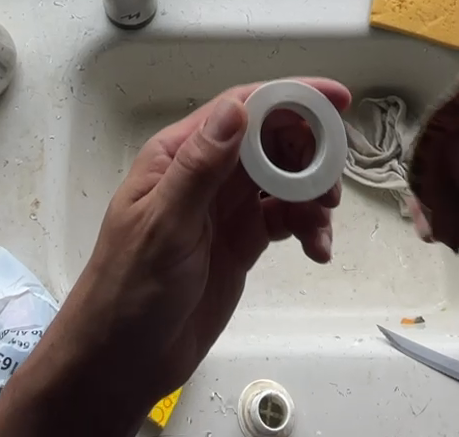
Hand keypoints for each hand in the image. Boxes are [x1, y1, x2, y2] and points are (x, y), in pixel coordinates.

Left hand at [0, 80, 350, 436]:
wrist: (123, 360)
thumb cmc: (131, 287)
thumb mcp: (165, 224)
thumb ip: (201, 166)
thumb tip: (237, 108)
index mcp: (179, 154)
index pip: (240, 109)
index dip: (289, 98)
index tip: (336, 100)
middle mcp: (206, 172)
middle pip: (269, 140)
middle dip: (308, 151)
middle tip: (333, 180)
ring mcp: (224, 207)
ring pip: (282, 179)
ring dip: (311, 192)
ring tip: (324, 222)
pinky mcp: (241, 241)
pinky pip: (284, 218)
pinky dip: (306, 226)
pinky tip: (317, 250)